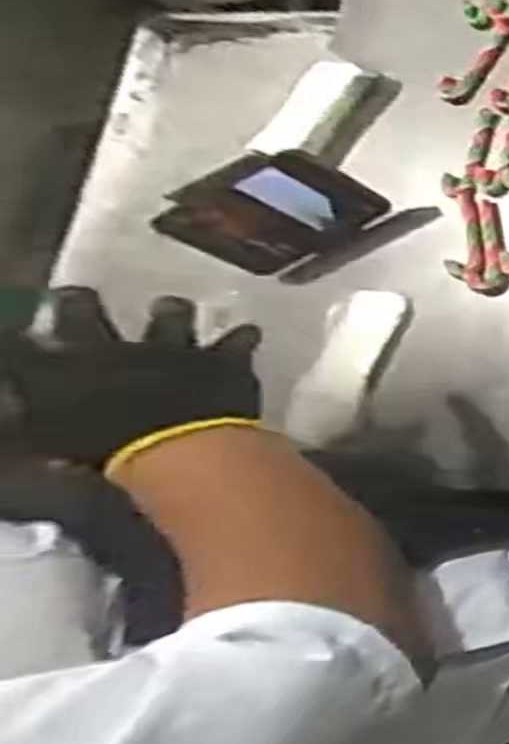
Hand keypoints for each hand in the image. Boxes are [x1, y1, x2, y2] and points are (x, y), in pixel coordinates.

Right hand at [1, 288, 261, 470]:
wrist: (181, 443)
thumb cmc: (109, 449)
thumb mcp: (56, 437)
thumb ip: (40, 419)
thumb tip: (26, 410)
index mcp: (61, 368)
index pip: (25, 343)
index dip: (24, 337)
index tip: (25, 332)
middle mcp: (114, 348)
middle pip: (84, 313)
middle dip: (79, 301)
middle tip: (81, 294)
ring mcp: (173, 349)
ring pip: (170, 316)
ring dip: (171, 310)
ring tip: (173, 305)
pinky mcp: (223, 358)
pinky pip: (238, 340)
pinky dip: (243, 335)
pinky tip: (249, 330)